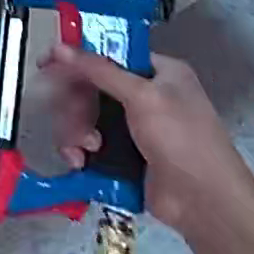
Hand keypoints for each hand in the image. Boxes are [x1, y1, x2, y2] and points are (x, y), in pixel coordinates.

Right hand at [42, 44, 253, 239]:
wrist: (206, 207)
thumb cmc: (183, 142)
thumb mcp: (143, 98)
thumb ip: (98, 70)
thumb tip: (59, 47)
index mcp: (158, 72)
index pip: (106, 53)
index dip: (76, 57)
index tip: (47, 65)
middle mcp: (144, 93)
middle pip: (87, 85)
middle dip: (75, 106)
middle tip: (76, 120)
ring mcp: (131, 124)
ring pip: (81, 113)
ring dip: (75, 130)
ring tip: (86, 149)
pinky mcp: (121, 151)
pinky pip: (84, 138)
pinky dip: (77, 148)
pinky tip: (81, 160)